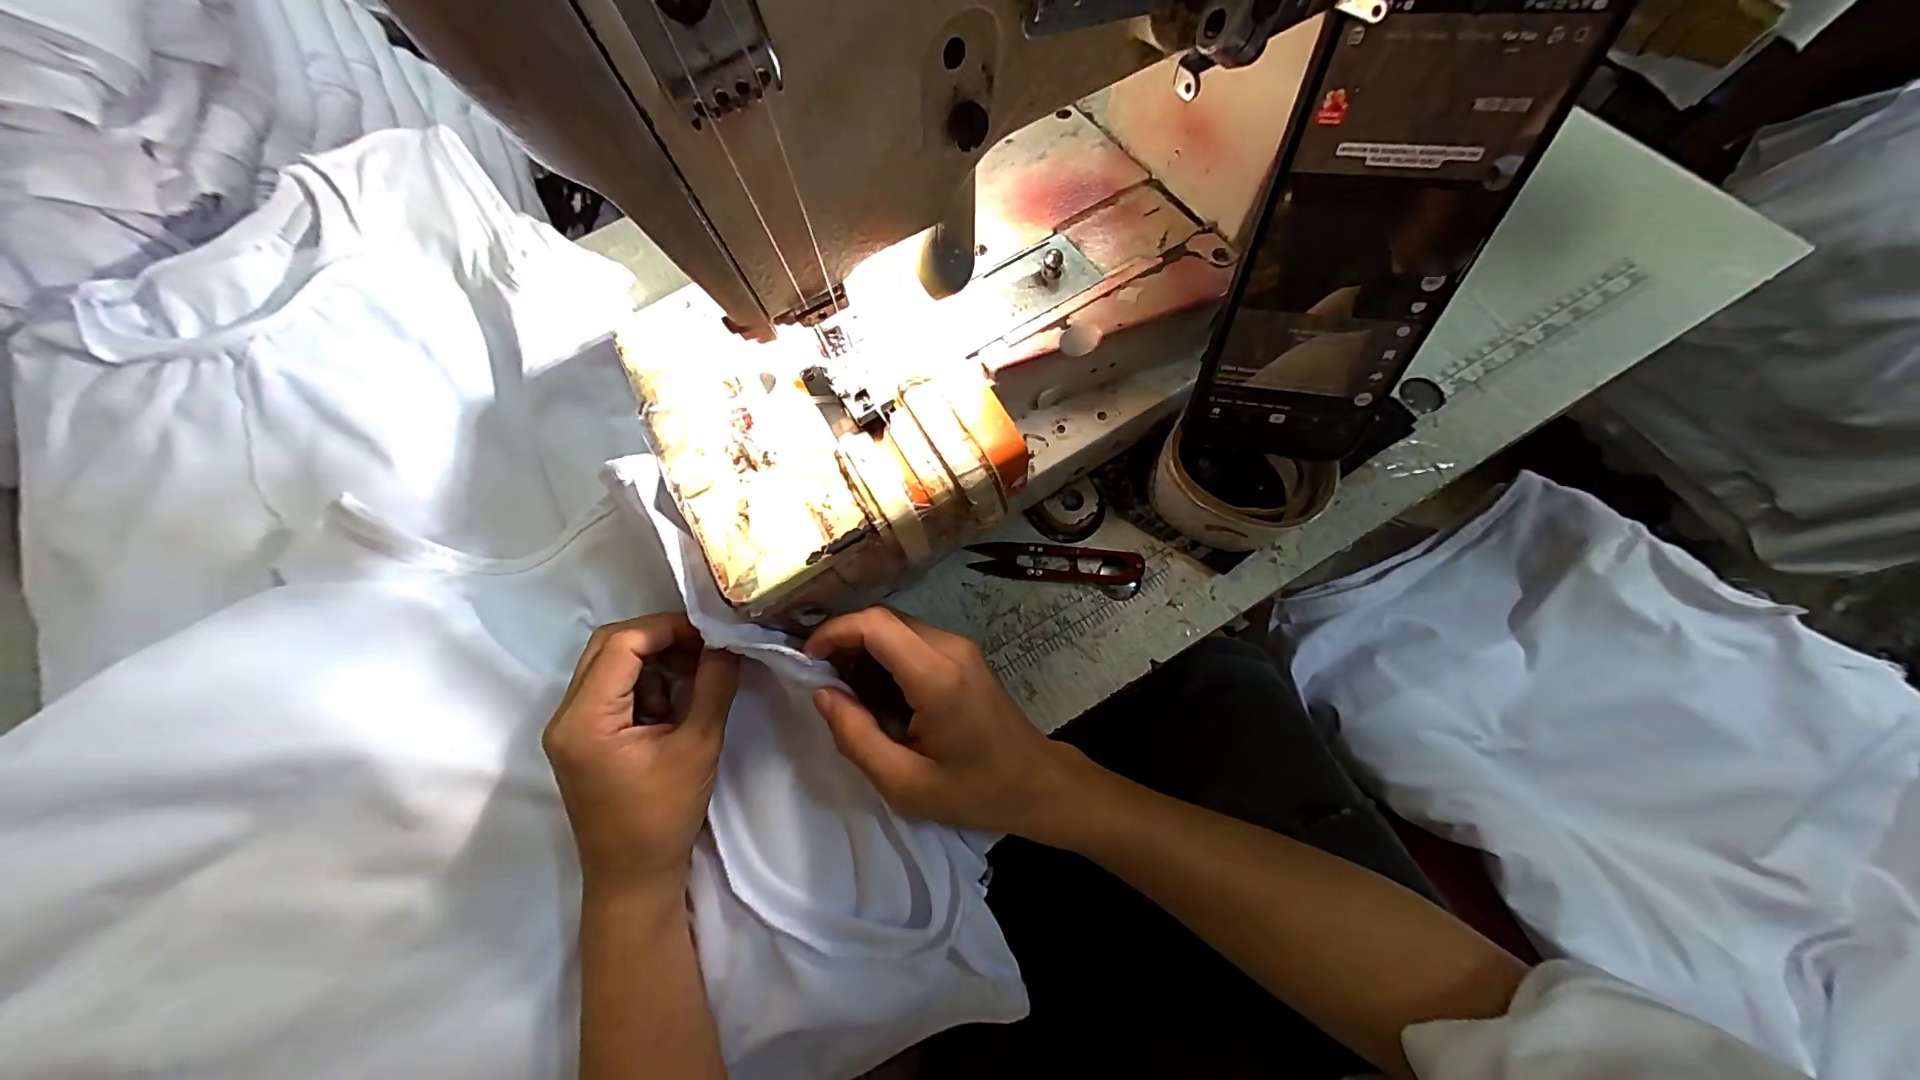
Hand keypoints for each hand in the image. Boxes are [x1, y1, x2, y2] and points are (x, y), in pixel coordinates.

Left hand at [543, 614, 741, 895]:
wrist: (634, 877)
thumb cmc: (664, 815)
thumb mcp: (698, 745)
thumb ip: (714, 686)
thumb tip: (729, 642)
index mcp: (585, 719)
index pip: (621, 644)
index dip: (668, 628)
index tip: (712, 633)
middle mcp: (567, 716)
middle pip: (609, 646)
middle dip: (661, 638)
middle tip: (706, 646)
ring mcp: (572, 727)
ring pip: (611, 664)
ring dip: (656, 660)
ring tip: (697, 676)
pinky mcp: (585, 737)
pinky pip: (615, 689)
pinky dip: (649, 683)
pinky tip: (678, 704)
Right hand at [803, 607, 1096, 842]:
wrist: (1035, 782)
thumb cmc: (973, 790)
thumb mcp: (904, 782)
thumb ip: (856, 736)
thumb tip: (821, 693)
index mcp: (937, 675)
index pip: (875, 624)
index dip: (833, 632)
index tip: (807, 660)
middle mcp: (951, 647)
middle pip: (885, 618)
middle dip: (845, 639)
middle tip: (821, 678)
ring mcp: (962, 647)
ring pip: (898, 626)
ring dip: (865, 647)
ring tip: (845, 689)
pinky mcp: (965, 655)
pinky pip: (914, 639)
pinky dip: (886, 654)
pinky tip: (877, 690)